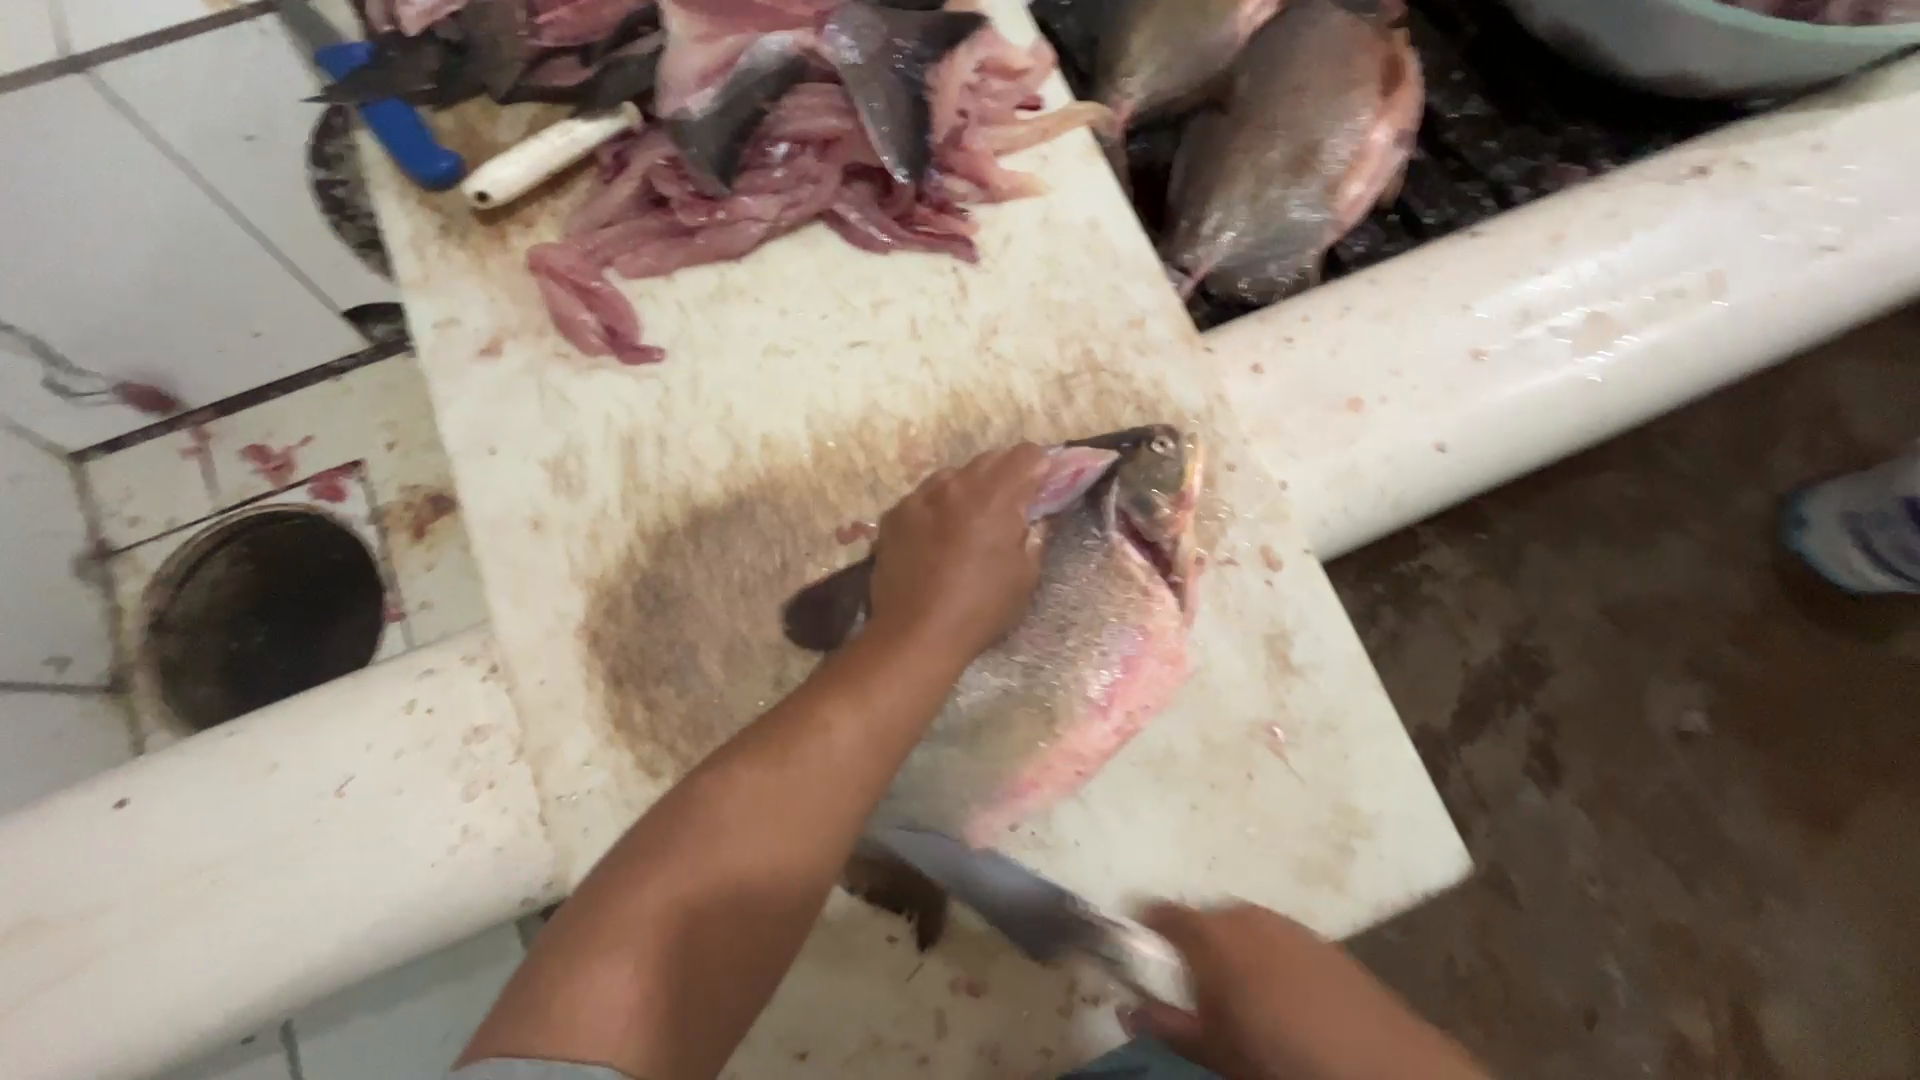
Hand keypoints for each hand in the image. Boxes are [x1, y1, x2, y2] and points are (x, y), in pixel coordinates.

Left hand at [866, 443, 1049, 664]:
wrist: (915, 634)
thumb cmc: (981, 609)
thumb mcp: (1025, 576)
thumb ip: (1036, 535)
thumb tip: (1039, 515)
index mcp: (995, 496)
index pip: (1027, 454)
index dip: (1042, 468)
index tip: (1044, 489)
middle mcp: (956, 485)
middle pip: (990, 459)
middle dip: (1007, 475)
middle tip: (1012, 507)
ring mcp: (919, 497)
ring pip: (954, 475)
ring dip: (970, 488)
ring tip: (971, 521)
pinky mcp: (894, 514)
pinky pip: (924, 496)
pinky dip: (938, 507)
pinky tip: (937, 536)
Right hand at [1128, 903, 1488, 1079]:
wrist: (1389, 1068)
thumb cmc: (1287, 1062)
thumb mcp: (1219, 1054)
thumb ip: (1169, 1026)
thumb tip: (1127, 1008)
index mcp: (1212, 937)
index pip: (1160, 912)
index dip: (1144, 930)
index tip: (1140, 958)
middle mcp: (1243, 916)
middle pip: (1199, 917)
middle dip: (1188, 946)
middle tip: (1191, 990)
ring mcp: (1284, 923)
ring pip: (1237, 925)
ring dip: (1227, 949)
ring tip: (1238, 997)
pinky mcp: (1317, 938)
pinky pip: (1271, 936)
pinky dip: (1262, 955)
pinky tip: (1279, 997)